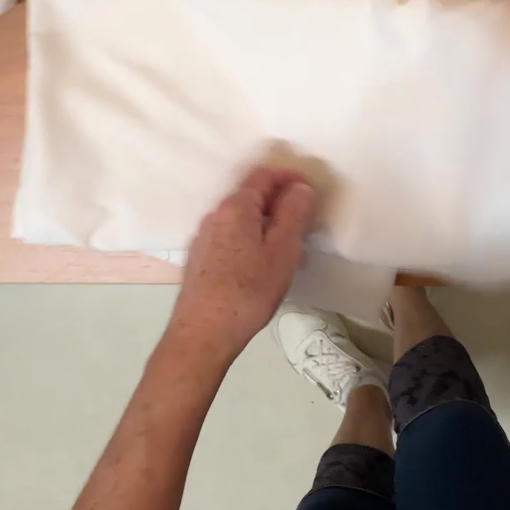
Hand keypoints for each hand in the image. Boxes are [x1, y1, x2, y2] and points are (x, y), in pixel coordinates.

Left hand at [166, 167, 317, 365]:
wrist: (202, 333)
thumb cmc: (248, 291)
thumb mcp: (282, 251)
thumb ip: (293, 214)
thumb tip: (300, 187)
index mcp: (235, 208)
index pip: (263, 175)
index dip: (289, 177)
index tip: (310, 190)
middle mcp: (215, 215)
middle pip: (250, 195)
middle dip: (279, 202)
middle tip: (304, 222)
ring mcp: (203, 237)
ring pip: (241, 219)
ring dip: (266, 223)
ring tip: (287, 248)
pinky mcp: (199, 258)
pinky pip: (230, 236)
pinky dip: (251, 239)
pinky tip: (262, 265)